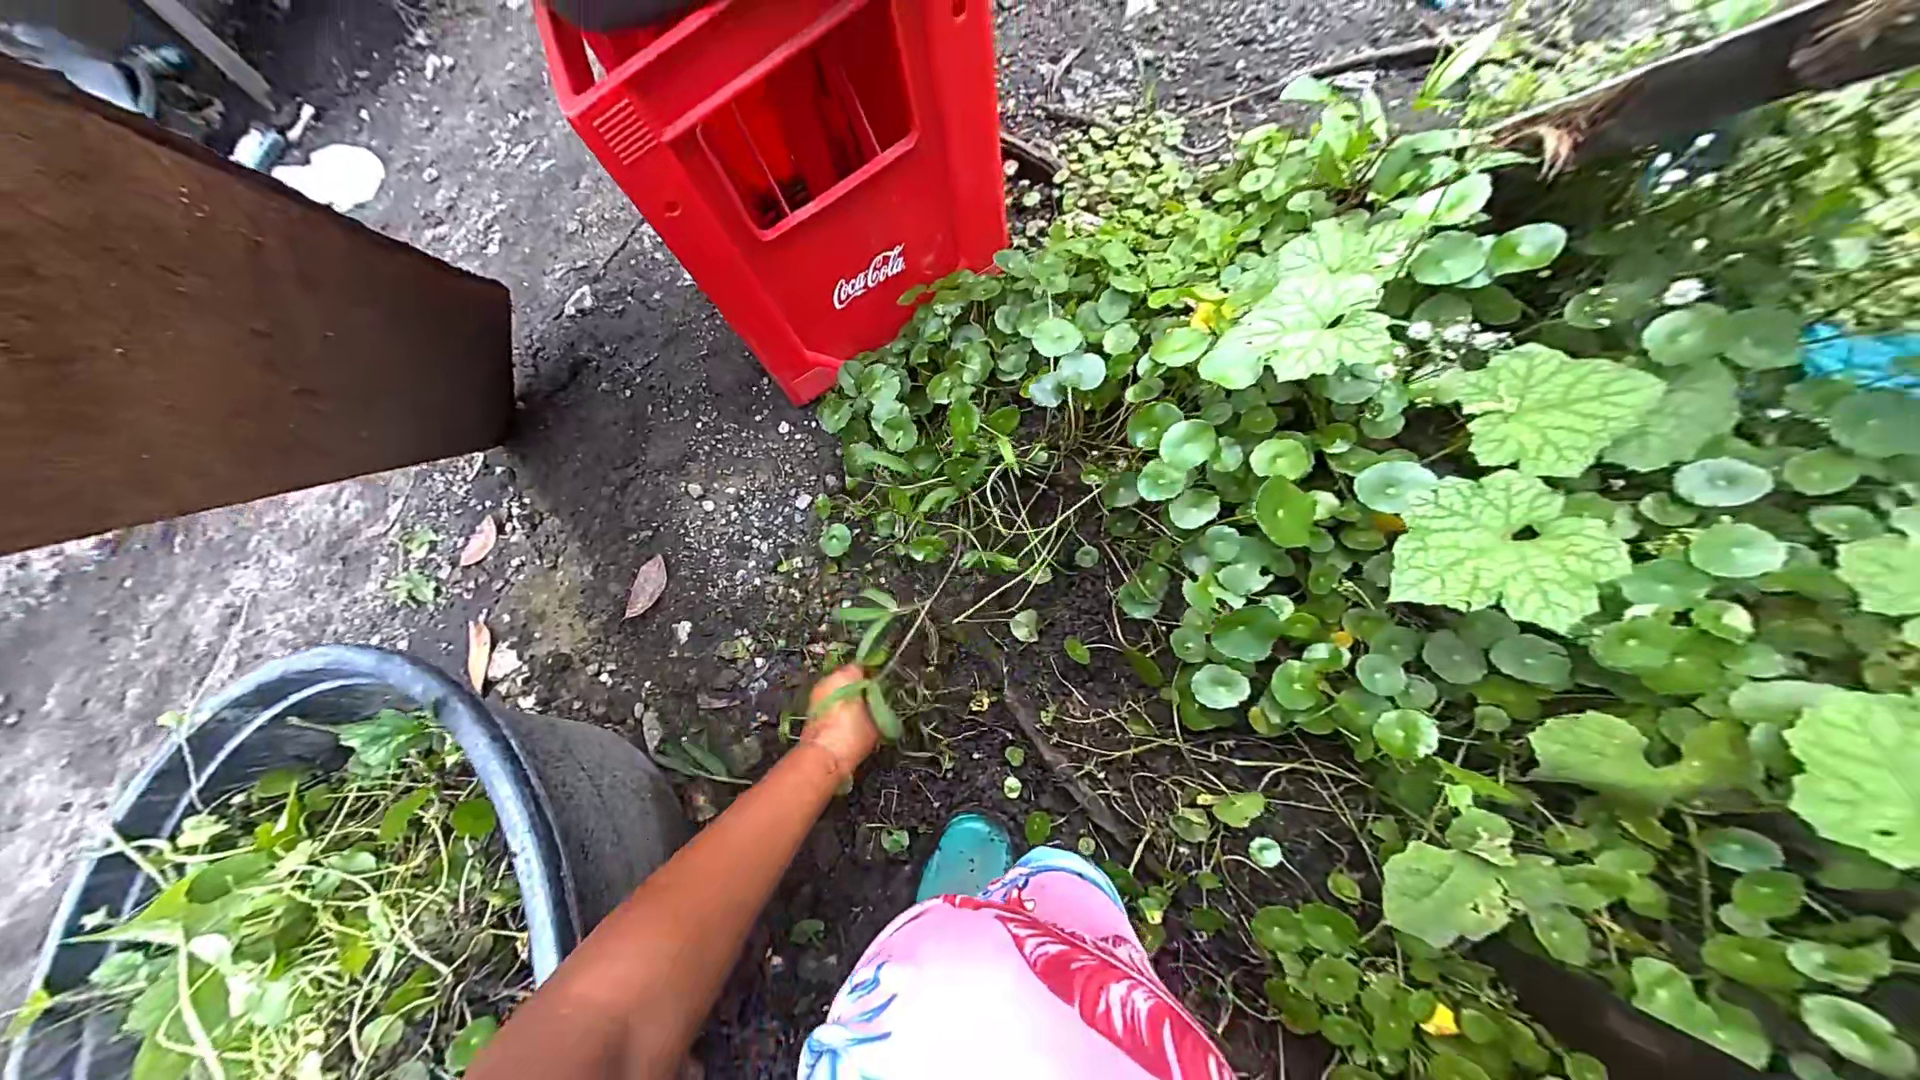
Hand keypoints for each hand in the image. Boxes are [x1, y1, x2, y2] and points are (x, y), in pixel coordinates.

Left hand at [799, 665, 881, 778]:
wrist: (822, 759)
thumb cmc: (852, 734)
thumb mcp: (877, 718)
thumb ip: (880, 703)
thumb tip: (881, 699)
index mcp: (845, 675)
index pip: (863, 667)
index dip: (873, 677)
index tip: (882, 689)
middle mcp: (828, 679)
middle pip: (847, 678)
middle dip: (858, 688)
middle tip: (872, 703)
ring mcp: (816, 694)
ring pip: (837, 691)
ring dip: (846, 698)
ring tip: (860, 715)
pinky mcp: (810, 710)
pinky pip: (829, 703)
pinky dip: (837, 709)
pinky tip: (846, 723)